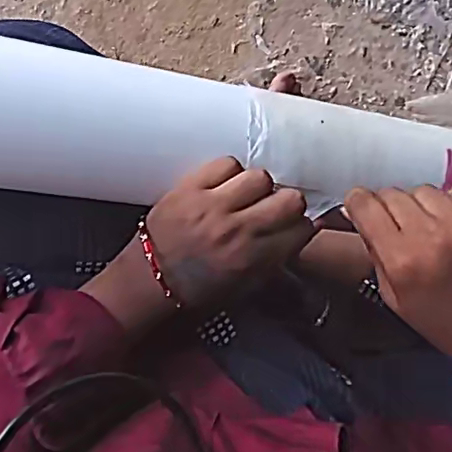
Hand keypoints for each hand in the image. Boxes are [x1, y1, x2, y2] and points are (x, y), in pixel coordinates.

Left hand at [85, 158, 312, 331]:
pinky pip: (225, 163)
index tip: (293, 225)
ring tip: (245, 196)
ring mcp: (212, 206)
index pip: (302, 230)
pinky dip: (229, 172)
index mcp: (253, 258)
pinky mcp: (190, 188)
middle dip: (286, 204)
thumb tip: (302, 230)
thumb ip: (275, 259)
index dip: (300, 226)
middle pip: (290, 199)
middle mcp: (237, 230)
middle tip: (272, 209)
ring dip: (257, 187)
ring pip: (260, 177)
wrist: (149, 279)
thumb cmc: (197, 287)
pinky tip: (223, 186)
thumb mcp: (244, 286)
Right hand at [344, 186, 451, 370]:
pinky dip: (449, 207)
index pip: (366, 204)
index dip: (358, 203)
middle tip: (398, 227)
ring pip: (424, 191)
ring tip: (429, 229)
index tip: (360, 207)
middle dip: (388, 207)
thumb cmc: (445, 323)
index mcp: (403, 260)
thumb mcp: (394, 296)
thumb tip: (360, 214)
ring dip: (419, 206)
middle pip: (393, 194)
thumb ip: (375, 252)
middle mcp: (433, 235)